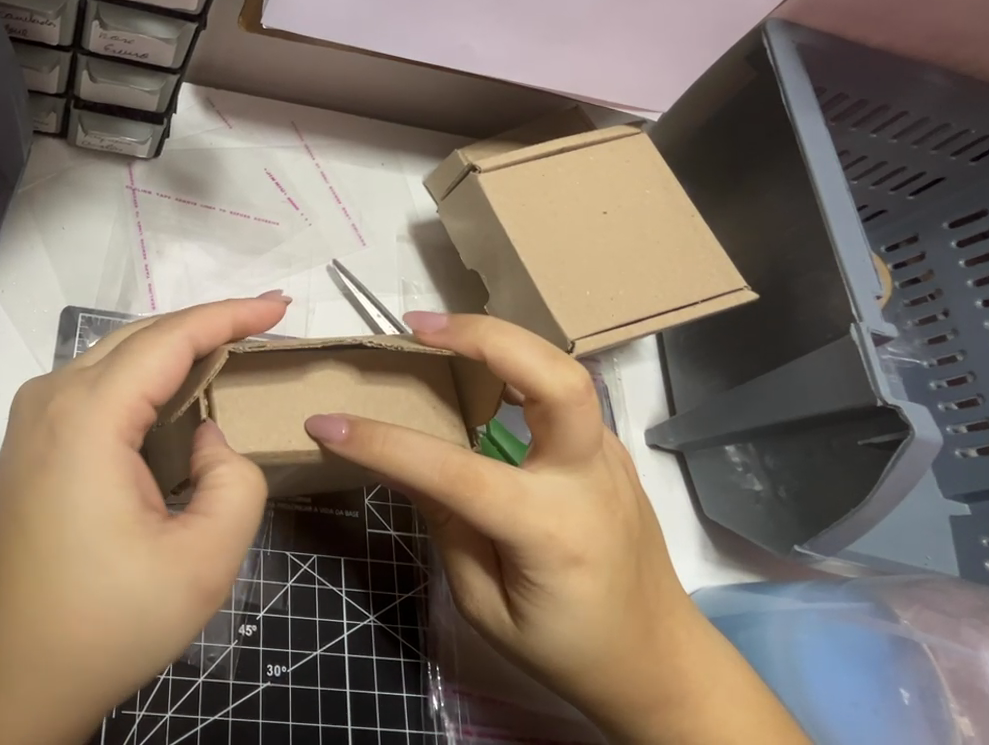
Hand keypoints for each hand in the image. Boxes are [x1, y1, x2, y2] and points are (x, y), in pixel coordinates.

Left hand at [0, 295, 288, 744]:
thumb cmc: (99, 625)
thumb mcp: (200, 564)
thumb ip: (234, 484)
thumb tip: (208, 438)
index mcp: (87, 414)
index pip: (169, 338)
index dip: (229, 314)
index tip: (280, 304)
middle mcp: (49, 397)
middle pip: (139, 338)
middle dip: (204, 325)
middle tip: (265, 322)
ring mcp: (30, 419)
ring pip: (113, 360)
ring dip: (172, 353)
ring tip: (231, 353)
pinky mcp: (27, 444)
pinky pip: (93, 389)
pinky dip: (142, 384)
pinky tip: (175, 400)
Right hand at [304, 312, 806, 744]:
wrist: (662, 663)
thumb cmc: (566, 648)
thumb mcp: (485, 604)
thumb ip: (443, 523)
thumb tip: (394, 460)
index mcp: (550, 529)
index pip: (453, 471)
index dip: (383, 443)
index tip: (326, 423)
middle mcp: (586, 477)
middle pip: (555, 379)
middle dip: (485, 337)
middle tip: (417, 324)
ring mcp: (606, 456)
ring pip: (563, 373)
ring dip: (499, 340)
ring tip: (435, 331)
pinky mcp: (606, 449)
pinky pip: (559, 394)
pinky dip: (513, 366)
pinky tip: (475, 369)